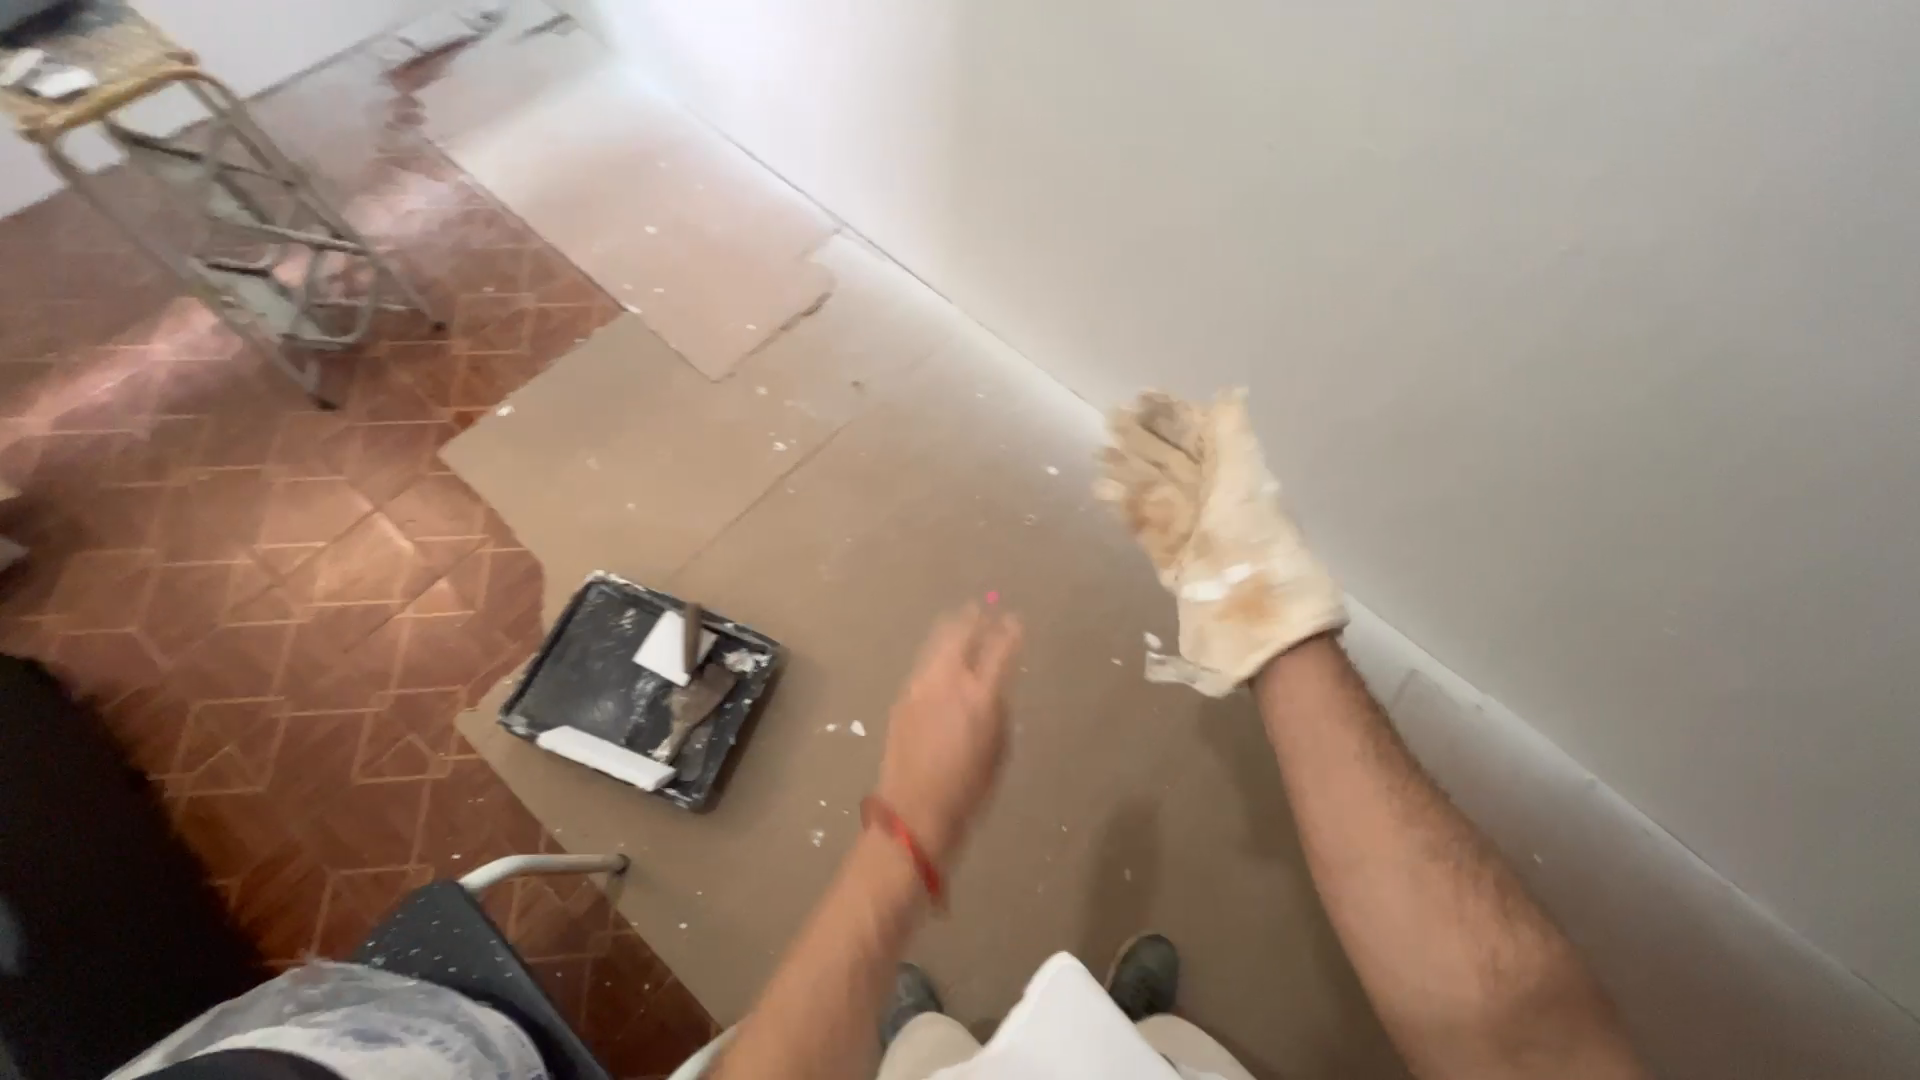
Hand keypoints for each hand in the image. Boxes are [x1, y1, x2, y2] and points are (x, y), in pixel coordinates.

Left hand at [875, 604, 1023, 863]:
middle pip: (961, 634)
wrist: (912, 811)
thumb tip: (993, 691)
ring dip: (952, 628)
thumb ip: (998, 712)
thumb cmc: (968, 791)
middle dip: (975, 618)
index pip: (1000, 650)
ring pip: (937, 643)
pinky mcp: (902, 697)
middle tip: (984, 608)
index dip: (1010, 631)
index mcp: (981, 696)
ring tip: (961, 618)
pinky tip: (941, 655)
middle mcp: (949, 681)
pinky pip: (923, 664)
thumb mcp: (998, 751)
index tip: (1016, 619)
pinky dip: (937, 653)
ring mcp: (920, 686)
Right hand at [1095, 389, 1347, 695]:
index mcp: (1235, 481)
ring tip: (1098, 454)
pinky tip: (1104, 492)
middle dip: (1143, 441)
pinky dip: (1126, 509)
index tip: (1140, 398)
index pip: (1199, 439)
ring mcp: (1195, 534)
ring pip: (1156, 494)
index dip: (1172, 417)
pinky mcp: (1177, 564)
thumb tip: (1227, 394)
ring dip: (1128, 473)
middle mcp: (1215, 503)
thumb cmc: (1254, 551)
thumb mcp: (1246, 487)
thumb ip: (1232, 442)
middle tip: (1109, 419)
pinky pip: (1148, 529)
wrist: (1259, 627)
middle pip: (1173, 464)